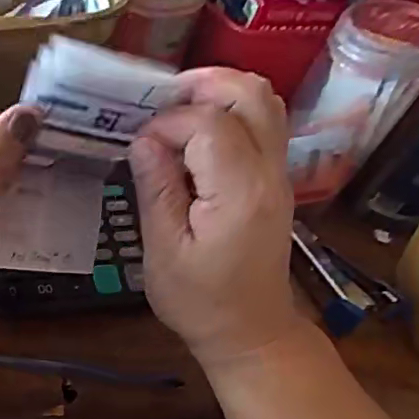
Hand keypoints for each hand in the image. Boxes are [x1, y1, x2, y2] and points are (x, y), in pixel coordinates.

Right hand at [129, 69, 306, 364]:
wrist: (250, 333)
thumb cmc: (201, 303)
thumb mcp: (165, 253)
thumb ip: (156, 190)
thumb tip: (143, 139)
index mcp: (239, 191)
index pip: (207, 124)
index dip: (167, 123)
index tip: (138, 146)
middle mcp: (269, 173)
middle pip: (250, 93)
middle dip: (204, 85)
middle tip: (161, 100)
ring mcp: (280, 176)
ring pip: (265, 103)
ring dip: (222, 94)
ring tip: (179, 111)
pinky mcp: (277, 183)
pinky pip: (264, 127)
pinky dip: (233, 115)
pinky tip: (199, 137)